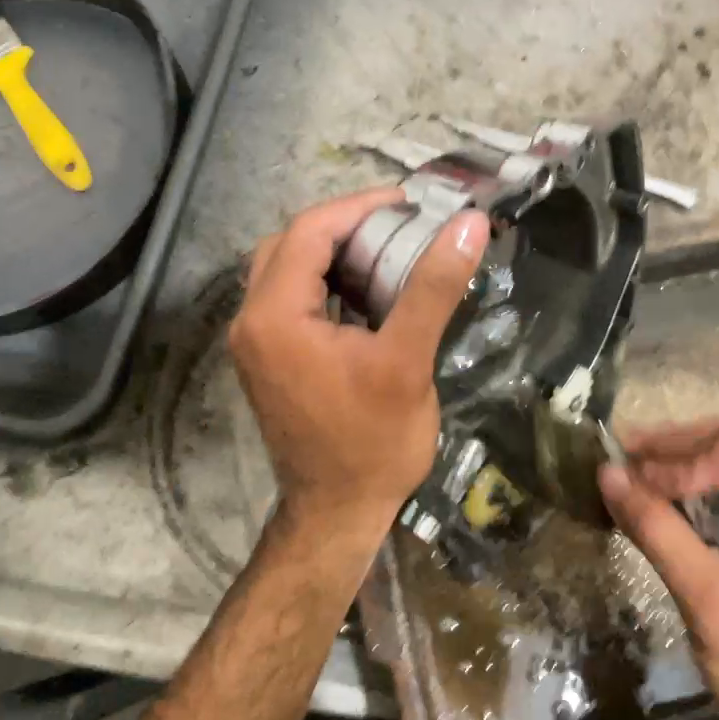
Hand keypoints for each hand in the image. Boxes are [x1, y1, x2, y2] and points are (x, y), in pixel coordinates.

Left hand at [230, 188, 488, 535]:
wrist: (336, 515)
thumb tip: (468, 223)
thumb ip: (433, 286)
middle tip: (400, 226)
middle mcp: (251, 320)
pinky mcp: (267, 358)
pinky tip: (367, 291)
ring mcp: (254, 342)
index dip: (360, 207)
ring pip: (287, 269)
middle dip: (345, 226)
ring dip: (334, 254)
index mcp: (274, 315)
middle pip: (291, 244)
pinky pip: (290, 298)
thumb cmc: (372, 443)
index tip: (410, 204)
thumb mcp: (407, 361)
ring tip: (389, 251)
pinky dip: (325, 283)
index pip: (309, 231)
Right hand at [598, 414, 718, 719]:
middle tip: (621, 466)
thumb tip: (606, 474)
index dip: (688, 456)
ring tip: (633, 480)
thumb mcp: (710, 606)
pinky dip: (704, 489)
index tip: (643, 487)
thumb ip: (660, 532)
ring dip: (686, 467)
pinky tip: (667, 501)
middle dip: (679, 452)